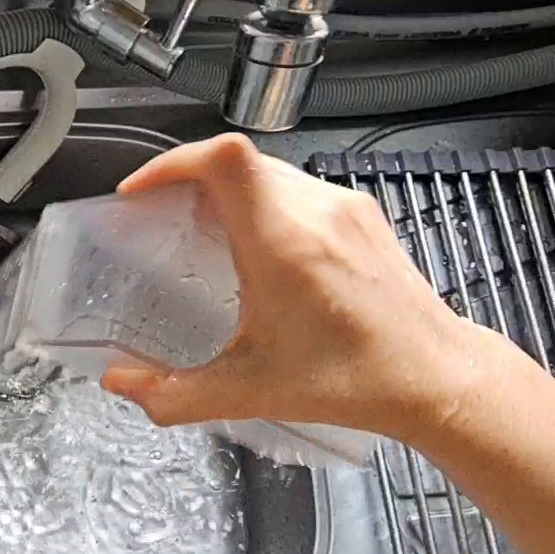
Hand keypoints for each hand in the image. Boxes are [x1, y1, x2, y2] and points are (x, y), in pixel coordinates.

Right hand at [99, 134, 504, 443]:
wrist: (434, 377)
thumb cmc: (356, 380)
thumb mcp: (244, 394)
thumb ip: (169, 394)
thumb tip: (120, 382)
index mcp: (284, 246)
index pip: (224, 159)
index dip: (170, 162)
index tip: (140, 190)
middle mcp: (316, 213)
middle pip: (236, 159)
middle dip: (183, 178)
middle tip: (156, 212)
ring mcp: (343, 208)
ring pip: (265, 168)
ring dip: (221, 186)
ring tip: (195, 225)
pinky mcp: (360, 215)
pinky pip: (293, 184)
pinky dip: (256, 199)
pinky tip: (248, 242)